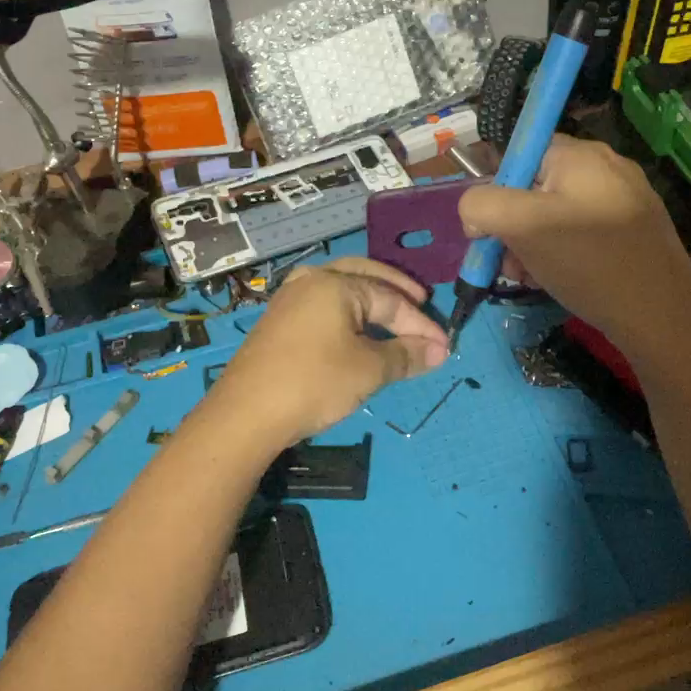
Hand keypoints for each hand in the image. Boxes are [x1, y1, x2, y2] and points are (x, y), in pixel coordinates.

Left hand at [203, 257, 449, 449]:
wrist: (246, 413)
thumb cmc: (314, 383)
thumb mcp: (368, 371)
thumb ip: (405, 355)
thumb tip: (440, 350)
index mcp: (335, 284)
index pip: (390, 299)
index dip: (420, 324)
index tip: (444, 346)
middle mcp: (311, 282)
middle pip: (364, 277)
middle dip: (396, 292)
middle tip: (421, 304)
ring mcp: (290, 300)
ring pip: (340, 290)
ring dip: (370, 301)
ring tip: (392, 318)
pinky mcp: (278, 322)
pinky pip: (323, 306)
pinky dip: (347, 314)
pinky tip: (356, 332)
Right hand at [459, 136, 690, 353]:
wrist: (659, 314)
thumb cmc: (587, 262)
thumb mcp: (521, 227)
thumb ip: (482, 205)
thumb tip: (473, 210)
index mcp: (581, 154)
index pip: (522, 151)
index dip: (496, 186)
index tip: (489, 227)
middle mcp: (606, 167)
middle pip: (537, 186)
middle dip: (512, 225)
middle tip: (507, 263)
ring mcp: (625, 199)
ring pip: (558, 214)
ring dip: (533, 245)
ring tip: (529, 278)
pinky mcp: (634, 231)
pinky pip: (583, 232)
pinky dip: (562, 254)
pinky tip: (557, 280)